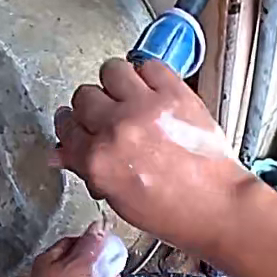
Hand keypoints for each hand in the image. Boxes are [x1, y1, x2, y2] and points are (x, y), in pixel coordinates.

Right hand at [55, 58, 258, 257]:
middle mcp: (116, 129)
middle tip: (102, 116)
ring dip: (114, 84)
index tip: (73, 125)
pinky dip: (146, 75)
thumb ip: (87, 169)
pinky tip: (150, 92)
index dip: (69, 128)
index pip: (67, 129)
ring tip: (125, 98)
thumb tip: (62, 153)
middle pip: (84, 96)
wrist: (214, 204)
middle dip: (90, 107)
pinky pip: (148, 66)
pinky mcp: (174, 93)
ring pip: (111, 71)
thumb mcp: (116, 198)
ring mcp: (146, 107)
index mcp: (98, 161)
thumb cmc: (169, 210)